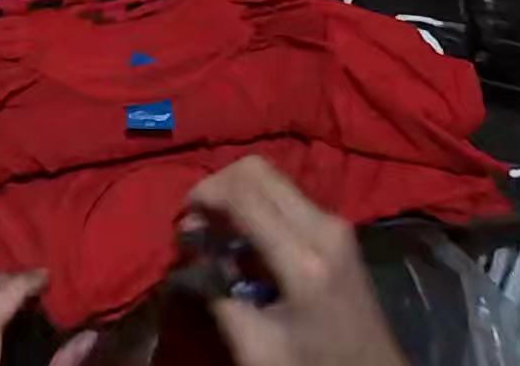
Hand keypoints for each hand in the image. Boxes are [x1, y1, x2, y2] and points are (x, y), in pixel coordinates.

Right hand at [187, 157, 410, 365]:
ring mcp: (334, 220)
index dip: (207, 193)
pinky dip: (256, 201)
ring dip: (236, 191)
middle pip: (259, 170)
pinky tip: (241, 232)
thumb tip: (192, 257)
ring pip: (272, 176)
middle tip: (196, 217)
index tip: (183, 214)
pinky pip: (286, 193)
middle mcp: (322, 225)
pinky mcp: (336, 224)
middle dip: (219, 184)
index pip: (246, 196)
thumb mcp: (258, 353)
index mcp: (304, 261)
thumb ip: (220, 300)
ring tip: (213, 226)